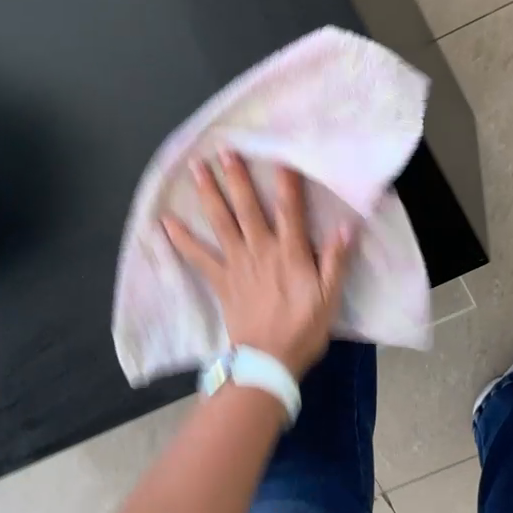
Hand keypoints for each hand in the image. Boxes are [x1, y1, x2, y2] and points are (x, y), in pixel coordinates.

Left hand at [162, 151, 354, 378]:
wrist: (268, 362)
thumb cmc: (304, 328)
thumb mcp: (330, 297)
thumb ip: (336, 260)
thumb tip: (346, 226)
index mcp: (291, 253)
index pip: (290, 210)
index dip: (286, 181)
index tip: (280, 154)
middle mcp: (261, 251)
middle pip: (247, 208)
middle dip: (237, 178)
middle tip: (224, 150)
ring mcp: (237, 264)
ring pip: (221, 222)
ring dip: (209, 195)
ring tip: (196, 169)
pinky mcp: (221, 280)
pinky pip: (198, 257)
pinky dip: (182, 240)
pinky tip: (166, 222)